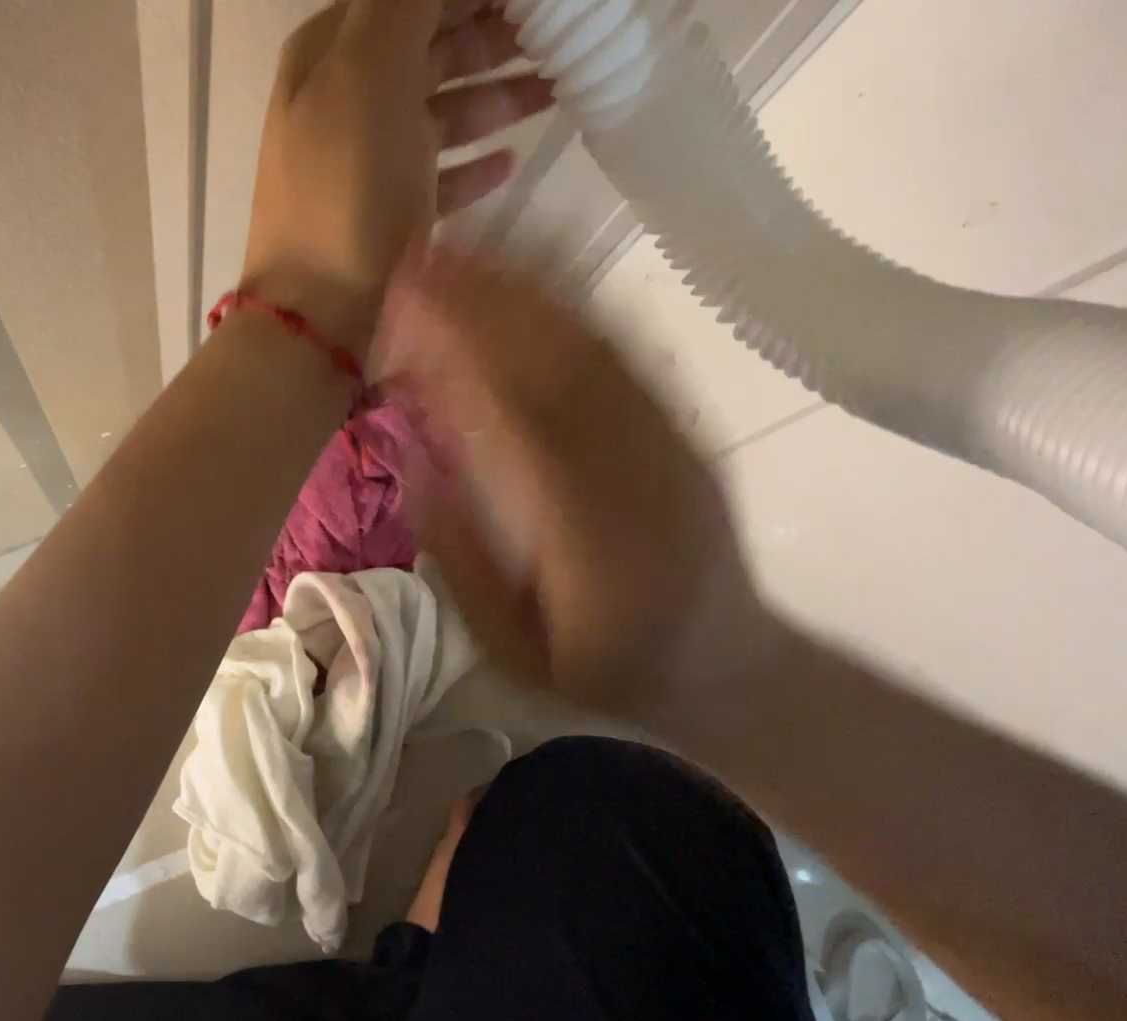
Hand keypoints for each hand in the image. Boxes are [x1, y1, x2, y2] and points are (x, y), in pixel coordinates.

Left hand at [240, 0, 553, 354]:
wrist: (319, 317)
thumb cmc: (344, 190)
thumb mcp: (370, 73)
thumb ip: (408, 0)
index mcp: (329, 55)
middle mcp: (342, 104)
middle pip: (427, 51)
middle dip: (491, 36)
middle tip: (560, 32)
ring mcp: (364, 167)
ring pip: (438, 115)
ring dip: (495, 97)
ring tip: (556, 90)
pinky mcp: (385, 221)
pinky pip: (437, 180)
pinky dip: (472, 167)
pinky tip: (509, 163)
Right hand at [378, 245, 773, 714]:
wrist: (723, 664)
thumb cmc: (598, 666)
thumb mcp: (509, 645)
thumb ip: (460, 552)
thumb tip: (414, 456)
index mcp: (581, 534)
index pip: (511, 420)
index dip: (456, 352)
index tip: (403, 308)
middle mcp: (631, 473)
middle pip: (552, 364)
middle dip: (481, 300)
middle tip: (419, 258)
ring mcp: (668, 443)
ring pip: (592, 346)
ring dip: (523, 288)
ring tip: (464, 249)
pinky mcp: (684, 428)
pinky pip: (628, 353)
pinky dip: (572, 304)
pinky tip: (531, 276)